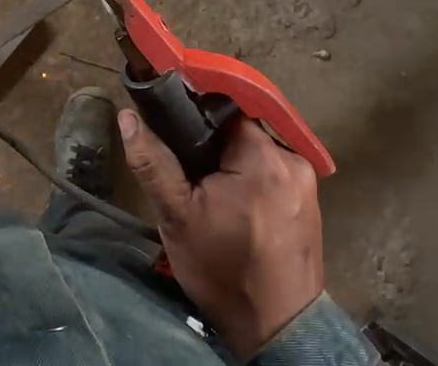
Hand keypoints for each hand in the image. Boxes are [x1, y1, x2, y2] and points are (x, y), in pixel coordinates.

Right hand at [119, 110, 324, 358]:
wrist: (277, 331)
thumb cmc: (224, 271)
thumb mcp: (176, 216)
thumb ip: (153, 162)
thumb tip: (127, 117)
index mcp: (263, 155)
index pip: (221, 107)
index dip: (191, 112)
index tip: (168, 127)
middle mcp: (292, 160)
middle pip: (239, 127)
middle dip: (209, 140)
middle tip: (185, 167)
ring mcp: (307, 182)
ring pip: (254, 150)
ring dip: (229, 159)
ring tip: (205, 186)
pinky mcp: (310, 203)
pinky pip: (271, 170)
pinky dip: (249, 176)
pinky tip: (231, 202)